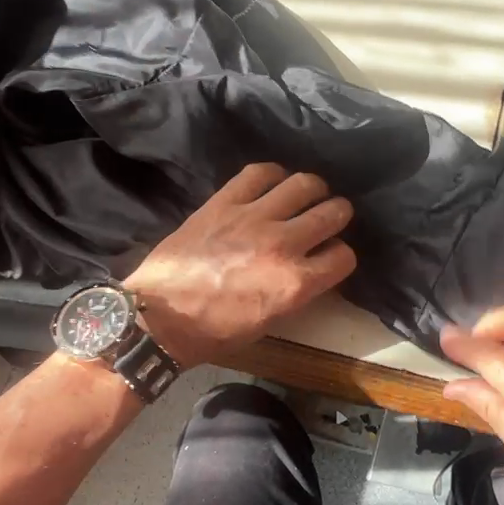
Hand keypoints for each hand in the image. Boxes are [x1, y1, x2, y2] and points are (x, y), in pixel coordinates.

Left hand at [124, 164, 356, 367]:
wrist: (159, 318)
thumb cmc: (215, 331)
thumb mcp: (271, 321)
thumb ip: (298, 291)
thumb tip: (311, 269)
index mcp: (296, 284)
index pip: (344, 256)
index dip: (340, 257)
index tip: (330, 257)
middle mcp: (283, 245)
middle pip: (333, 213)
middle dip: (338, 215)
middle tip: (330, 218)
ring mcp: (253, 218)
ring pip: (304, 184)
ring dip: (314, 190)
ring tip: (307, 196)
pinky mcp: (224, 202)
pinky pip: (260, 173)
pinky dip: (274, 174)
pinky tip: (274, 183)